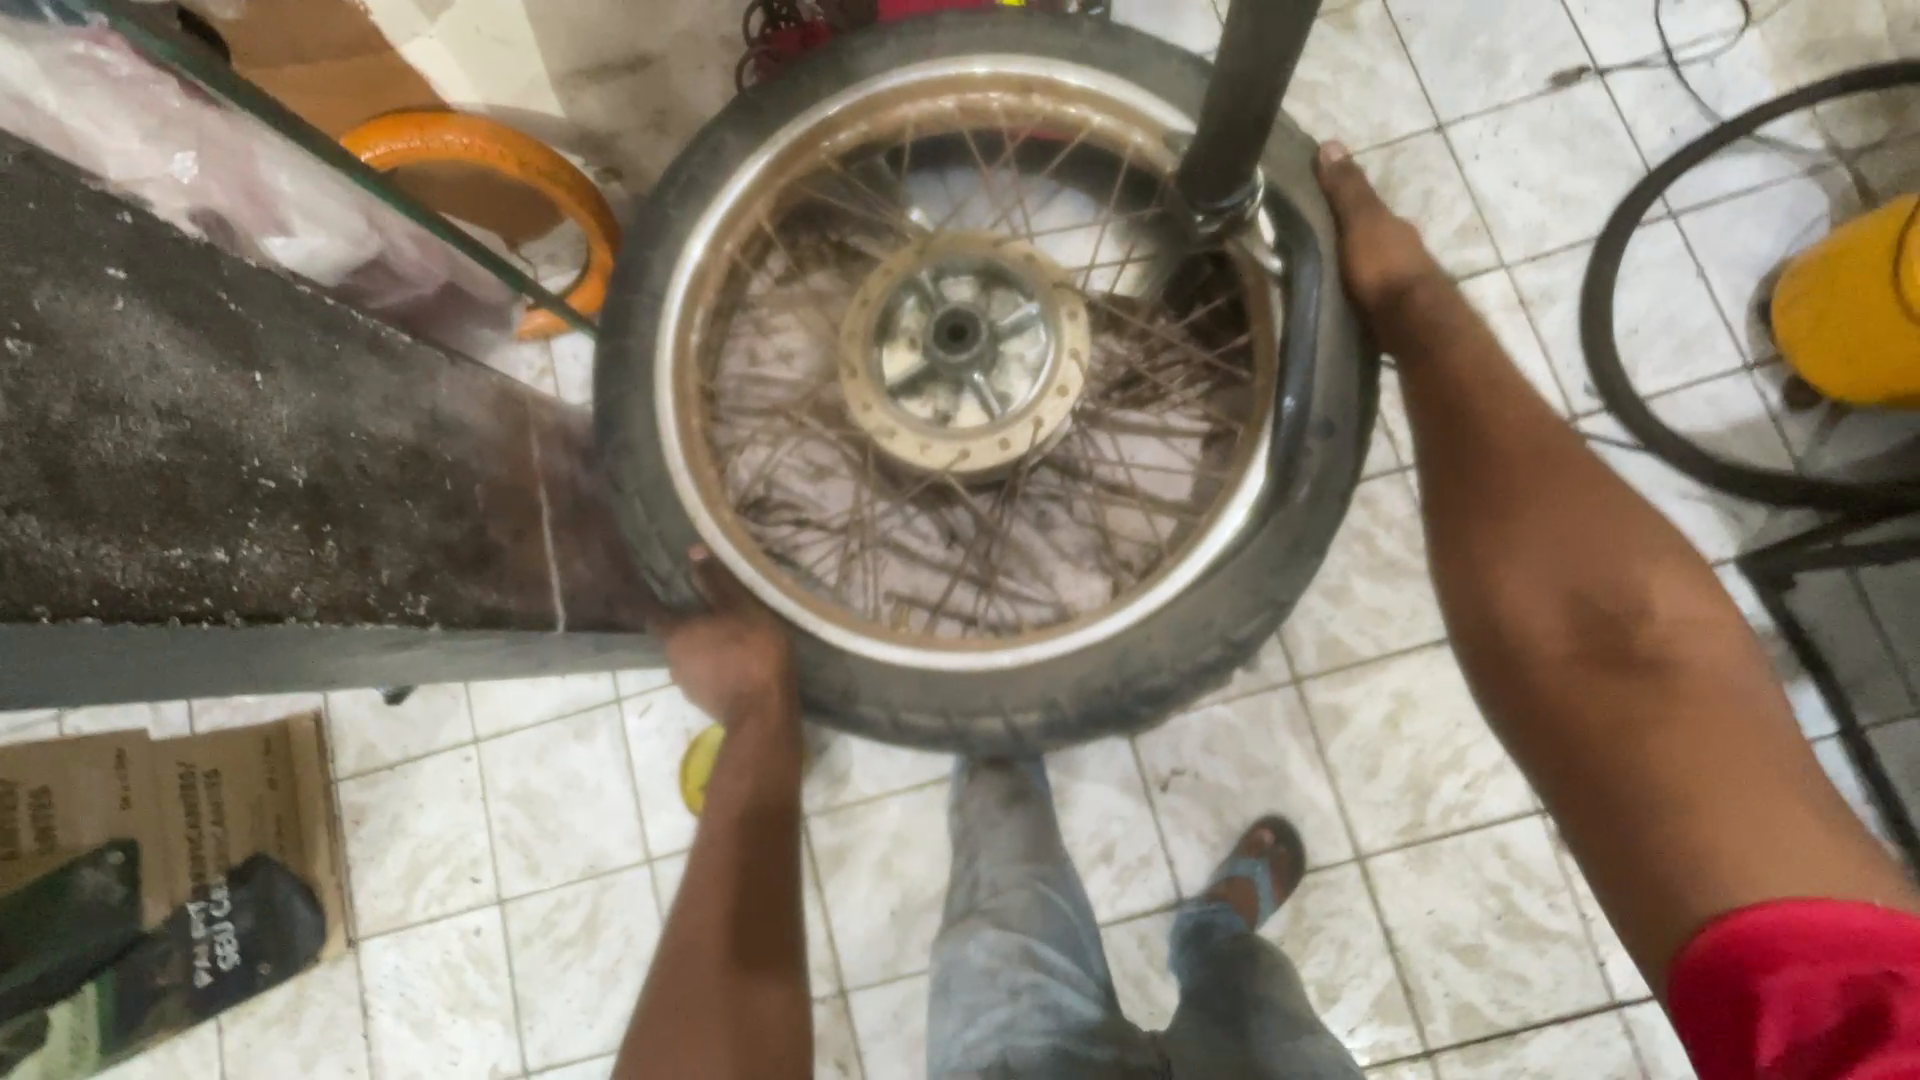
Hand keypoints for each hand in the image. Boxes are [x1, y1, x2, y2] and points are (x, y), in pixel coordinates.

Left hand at [650, 546, 797, 728]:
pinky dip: (717, 668)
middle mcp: (672, 661)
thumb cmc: (751, 652)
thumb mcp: (740, 608)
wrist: (763, 712)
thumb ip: (717, 582)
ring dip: (706, 649)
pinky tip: (739, 662)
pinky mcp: (706, 703)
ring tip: (731, 638)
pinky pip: (707, 677)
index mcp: (675, 635)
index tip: (671, 592)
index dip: (661, 603)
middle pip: (675, 637)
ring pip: (692, 658)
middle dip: (691, 626)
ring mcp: (688, 686)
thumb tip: (693, 551)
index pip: (655, 615)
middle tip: (715, 613)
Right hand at [1314, 141, 1448, 338]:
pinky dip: (1349, 296)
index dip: (1340, 208)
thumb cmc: (1383, 266)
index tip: (1310, 213)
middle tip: (1306, 252)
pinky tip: (1332, 304)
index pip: (1364, 210)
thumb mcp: (1361, 221)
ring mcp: (1397, 283)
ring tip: (1313, 282)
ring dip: (1346, 273)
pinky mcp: (1390, 313)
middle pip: (1366, 241)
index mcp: (1391, 226)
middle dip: (1342, 244)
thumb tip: (1330, 144)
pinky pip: (1364, 297)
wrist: (1410, 321)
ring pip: (1366, 270)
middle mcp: (1399, 250)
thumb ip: (1346, 190)